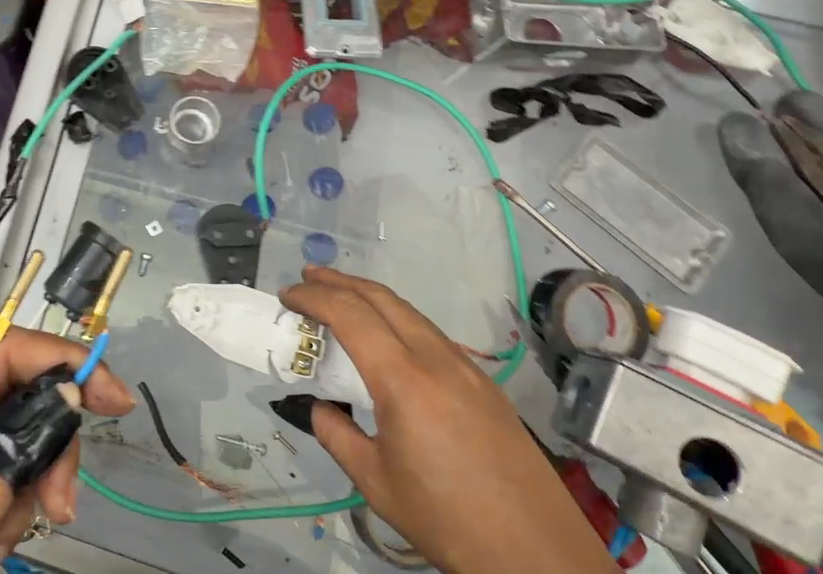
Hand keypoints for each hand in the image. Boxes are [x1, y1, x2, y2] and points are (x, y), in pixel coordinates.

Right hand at [280, 266, 614, 573]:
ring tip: (341, 298)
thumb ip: (337, 434)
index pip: (350, 315)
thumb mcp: (375, 482)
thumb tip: (319, 407)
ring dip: (371, 298)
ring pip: (411, 313)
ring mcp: (467, 368)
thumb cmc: (446, 519)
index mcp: (403, 381)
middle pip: (382, 299)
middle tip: (307, 276)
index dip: (314, 297)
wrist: (536, 551)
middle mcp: (437, 360)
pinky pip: (433, 335)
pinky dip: (399, 320)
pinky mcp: (485, 384)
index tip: (287, 295)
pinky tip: (388, 339)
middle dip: (340, 281)